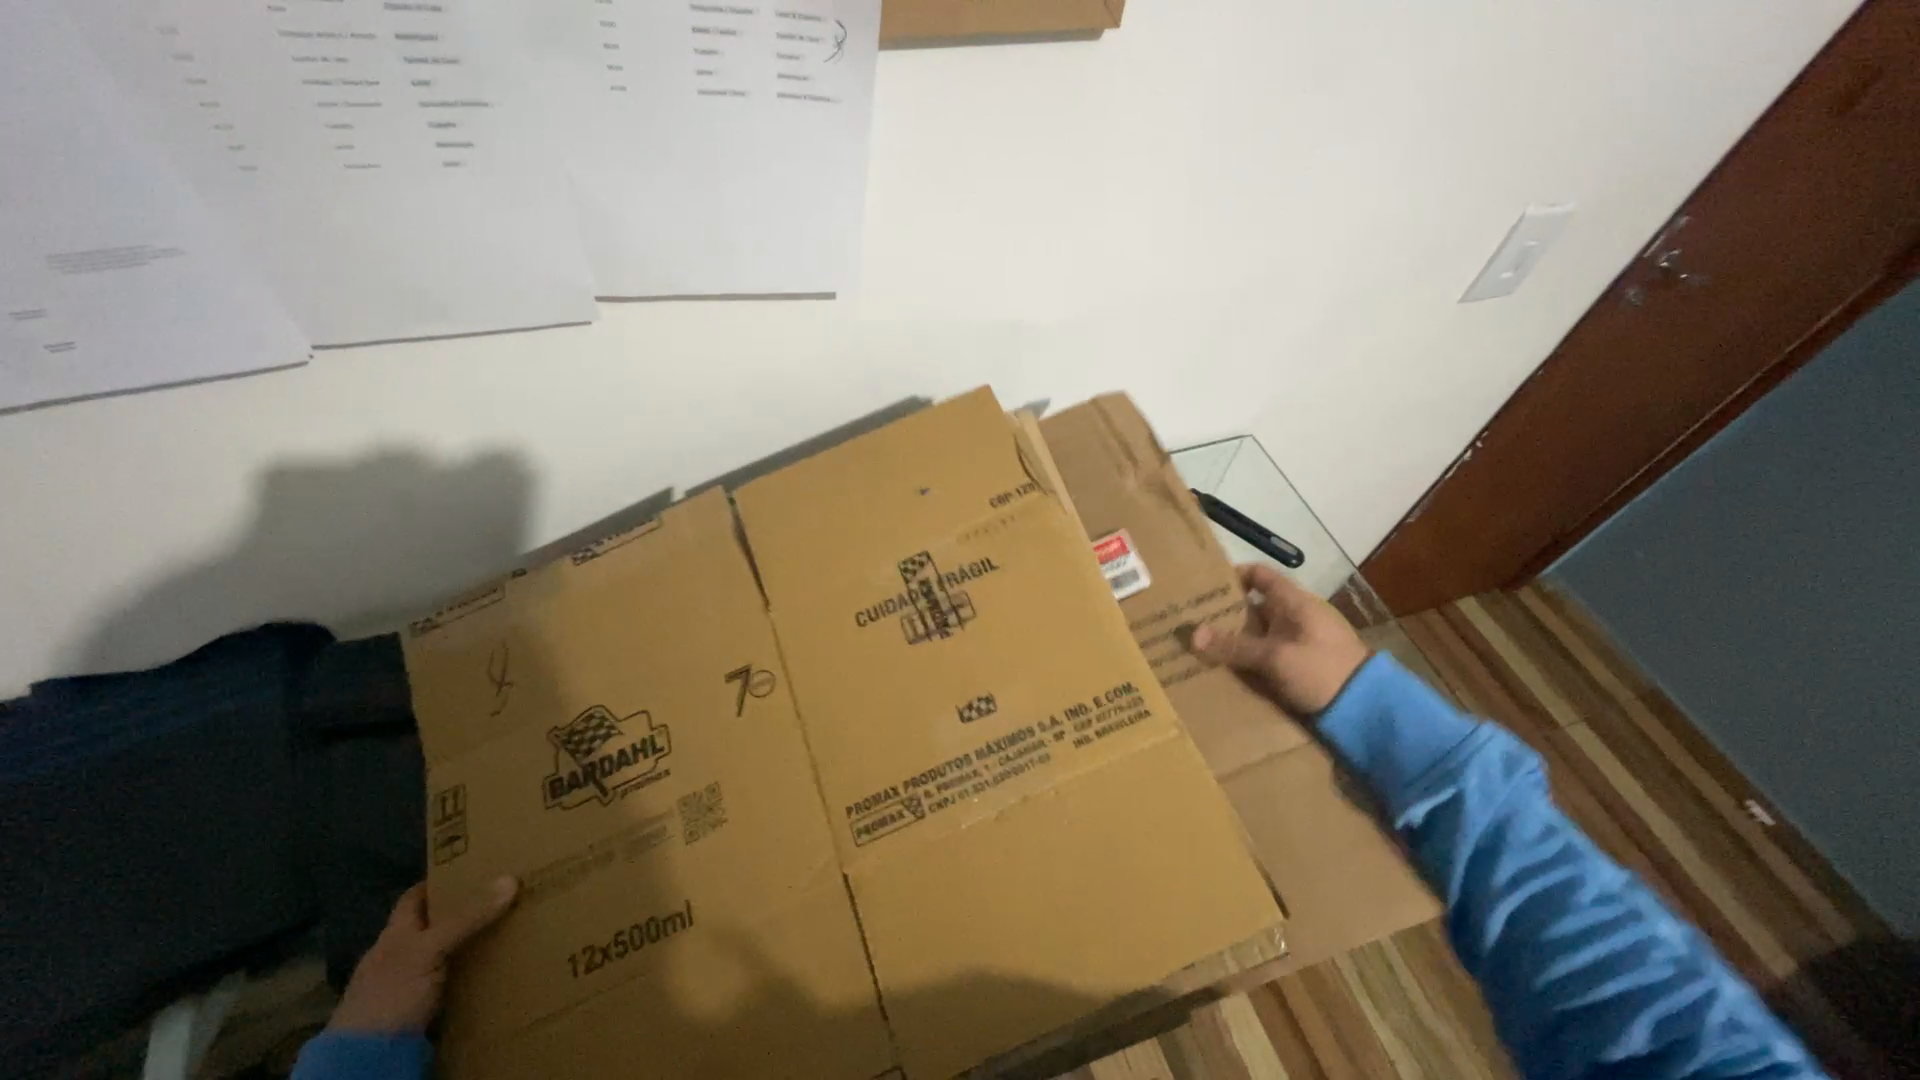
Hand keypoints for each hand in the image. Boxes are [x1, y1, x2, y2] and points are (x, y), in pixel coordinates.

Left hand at [328, 877, 518, 1034]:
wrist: (367, 1059)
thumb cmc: (391, 993)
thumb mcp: (428, 949)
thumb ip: (466, 917)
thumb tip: (511, 879)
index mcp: (395, 934)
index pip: (416, 897)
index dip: (441, 880)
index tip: (475, 867)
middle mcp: (402, 954)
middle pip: (438, 923)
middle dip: (468, 910)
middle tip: (507, 895)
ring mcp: (412, 983)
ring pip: (450, 952)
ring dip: (475, 943)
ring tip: (513, 927)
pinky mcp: (425, 1008)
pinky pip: (456, 981)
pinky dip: (475, 972)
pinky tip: (498, 966)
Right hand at [1190, 563, 1371, 716]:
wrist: (1365, 709)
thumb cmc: (1321, 670)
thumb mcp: (1275, 657)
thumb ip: (1234, 646)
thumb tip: (1192, 634)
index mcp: (1295, 603)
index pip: (1260, 576)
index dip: (1234, 575)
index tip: (1204, 585)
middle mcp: (1294, 617)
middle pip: (1253, 606)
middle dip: (1224, 613)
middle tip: (1191, 621)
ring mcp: (1297, 642)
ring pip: (1257, 633)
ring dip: (1233, 639)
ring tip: (1200, 646)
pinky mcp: (1298, 666)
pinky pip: (1265, 655)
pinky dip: (1246, 658)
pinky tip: (1225, 668)